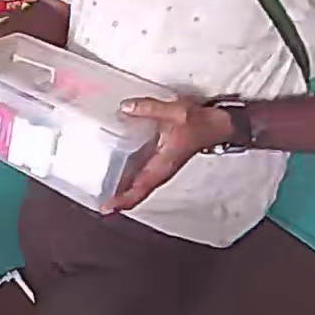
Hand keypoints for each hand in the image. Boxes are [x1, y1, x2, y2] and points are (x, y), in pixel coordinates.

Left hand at [105, 97, 234, 213]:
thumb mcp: (174, 112)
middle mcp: (160, 170)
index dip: (123, 200)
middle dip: (117, 198)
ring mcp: (159, 165)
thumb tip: (125, 107)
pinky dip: (127, 175)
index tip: (106, 207)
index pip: (140, 188)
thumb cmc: (198, 122)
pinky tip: (113, 168)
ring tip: (100, 188)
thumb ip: (149, 109)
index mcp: (162, 165)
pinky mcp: (159, 158)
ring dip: (121, 188)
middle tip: (97, 202)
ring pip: (137, 183)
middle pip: (136, 191)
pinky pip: (140, 172)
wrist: (217, 125)